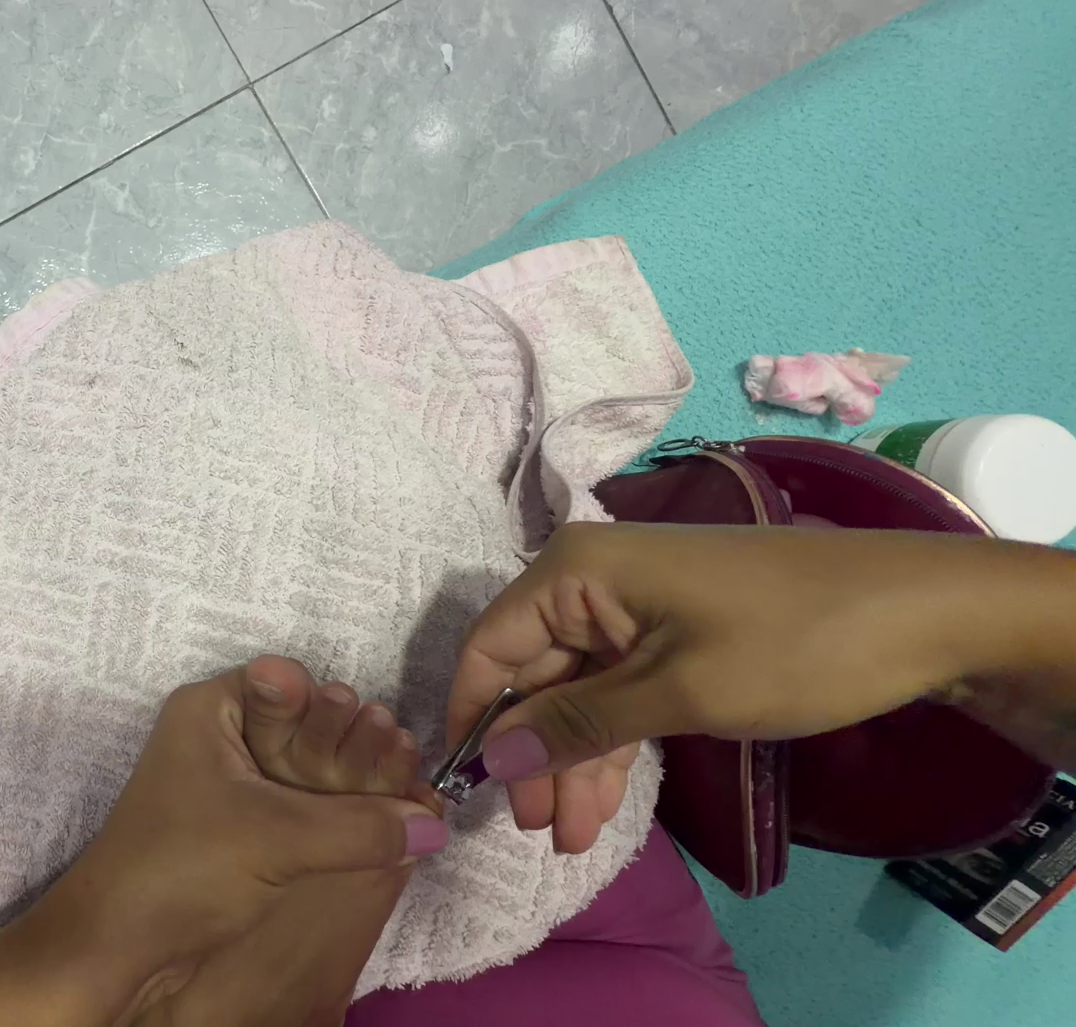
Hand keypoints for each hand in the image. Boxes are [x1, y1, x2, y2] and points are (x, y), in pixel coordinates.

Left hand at [66, 668, 447, 1016]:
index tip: (377, 730)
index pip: (285, 680)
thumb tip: (435, 823)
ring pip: (300, 765)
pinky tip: (375, 826)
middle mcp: (217, 730)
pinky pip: (293, 801)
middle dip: (348, 743)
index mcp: (210, 706)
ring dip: (344, 783)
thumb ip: (361, 828)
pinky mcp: (236, 818)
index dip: (330, 703)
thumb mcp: (277, 838)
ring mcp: (225, 775)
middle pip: (298, 721)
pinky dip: (329, 812)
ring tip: (400, 792)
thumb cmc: (184, 867)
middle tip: (399, 756)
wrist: (122, 946)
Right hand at [447, 522, 1075, 852]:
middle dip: (534, 752)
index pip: (490, 647)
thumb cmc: (795, 641)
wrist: (937, 613)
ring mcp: (621, 610)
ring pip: (572, 692)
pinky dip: (609, 744)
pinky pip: (613, 692)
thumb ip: (577, 725)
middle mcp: (582, 584)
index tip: (469, 783)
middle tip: (533, 824)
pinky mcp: (656, 634)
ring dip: (571, 759)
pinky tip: (601, 803)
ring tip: (567, 833)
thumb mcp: (679, 692)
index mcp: (570, 573)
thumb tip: (492, 758)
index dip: (473, 715)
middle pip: (532, 676)